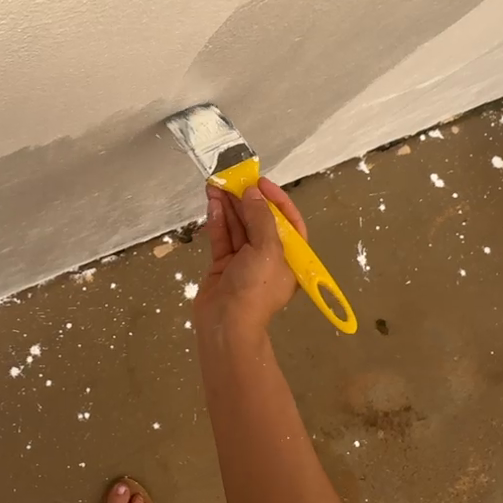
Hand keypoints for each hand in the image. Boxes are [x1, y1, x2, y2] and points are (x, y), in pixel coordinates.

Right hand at [193, 178, 303, 335]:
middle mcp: (269, 257)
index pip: (288, 221)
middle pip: (259, 220)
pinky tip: (212, 203)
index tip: (259, 182)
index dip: (276, 200)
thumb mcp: (267, 249)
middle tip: (231, 177)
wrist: (226, 324)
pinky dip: (218, 220)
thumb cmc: (255, 287)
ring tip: (216, 184)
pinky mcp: (223, 265)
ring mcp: (244, 261)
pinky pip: (222, 237)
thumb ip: (261, 217)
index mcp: (290, 257)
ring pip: (238, 226)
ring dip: (228, 205)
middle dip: (246, 199)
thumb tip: (253, 193)